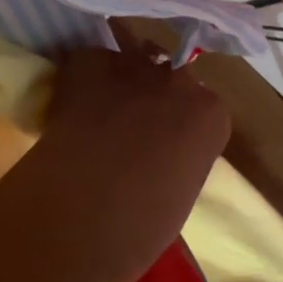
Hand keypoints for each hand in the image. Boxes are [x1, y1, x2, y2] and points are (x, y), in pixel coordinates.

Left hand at [32, 45, 230, 275]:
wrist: (90, 207)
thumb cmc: (144, 221)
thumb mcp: (181, 188)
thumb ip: (178, 153)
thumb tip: (156, 150)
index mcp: (211, 114)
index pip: (200, 106)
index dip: (178, 122)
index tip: (163, 142)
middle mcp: (176, 79)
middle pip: (167, 76)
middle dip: (152, 93)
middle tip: (130, 124)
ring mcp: (133, 65)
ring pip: (128, 60)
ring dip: (118, 79)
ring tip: (98, 110)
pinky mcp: (89, 61)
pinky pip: (88, 60)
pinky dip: (80, 76)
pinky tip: (71, 104)